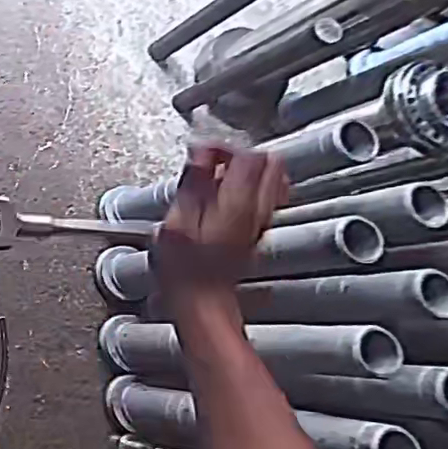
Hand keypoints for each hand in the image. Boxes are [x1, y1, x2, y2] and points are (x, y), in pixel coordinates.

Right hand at [152, 143, 289, 304]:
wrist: (201, 300)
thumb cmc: (185, 269)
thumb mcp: (177, 220)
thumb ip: (193, 184)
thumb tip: (200, 155)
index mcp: (238, 203)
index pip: (247, 155)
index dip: (222, 148)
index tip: (200, 154)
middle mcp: (257, 210)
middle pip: (268, 163)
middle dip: (238, 155)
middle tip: (210, 162)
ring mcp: (260, 222)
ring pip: (271, 179)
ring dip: (244, 172)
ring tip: (214, 178)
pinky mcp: (255, 232)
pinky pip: (264, 198)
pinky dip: (246, 189)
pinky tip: (223, 197)